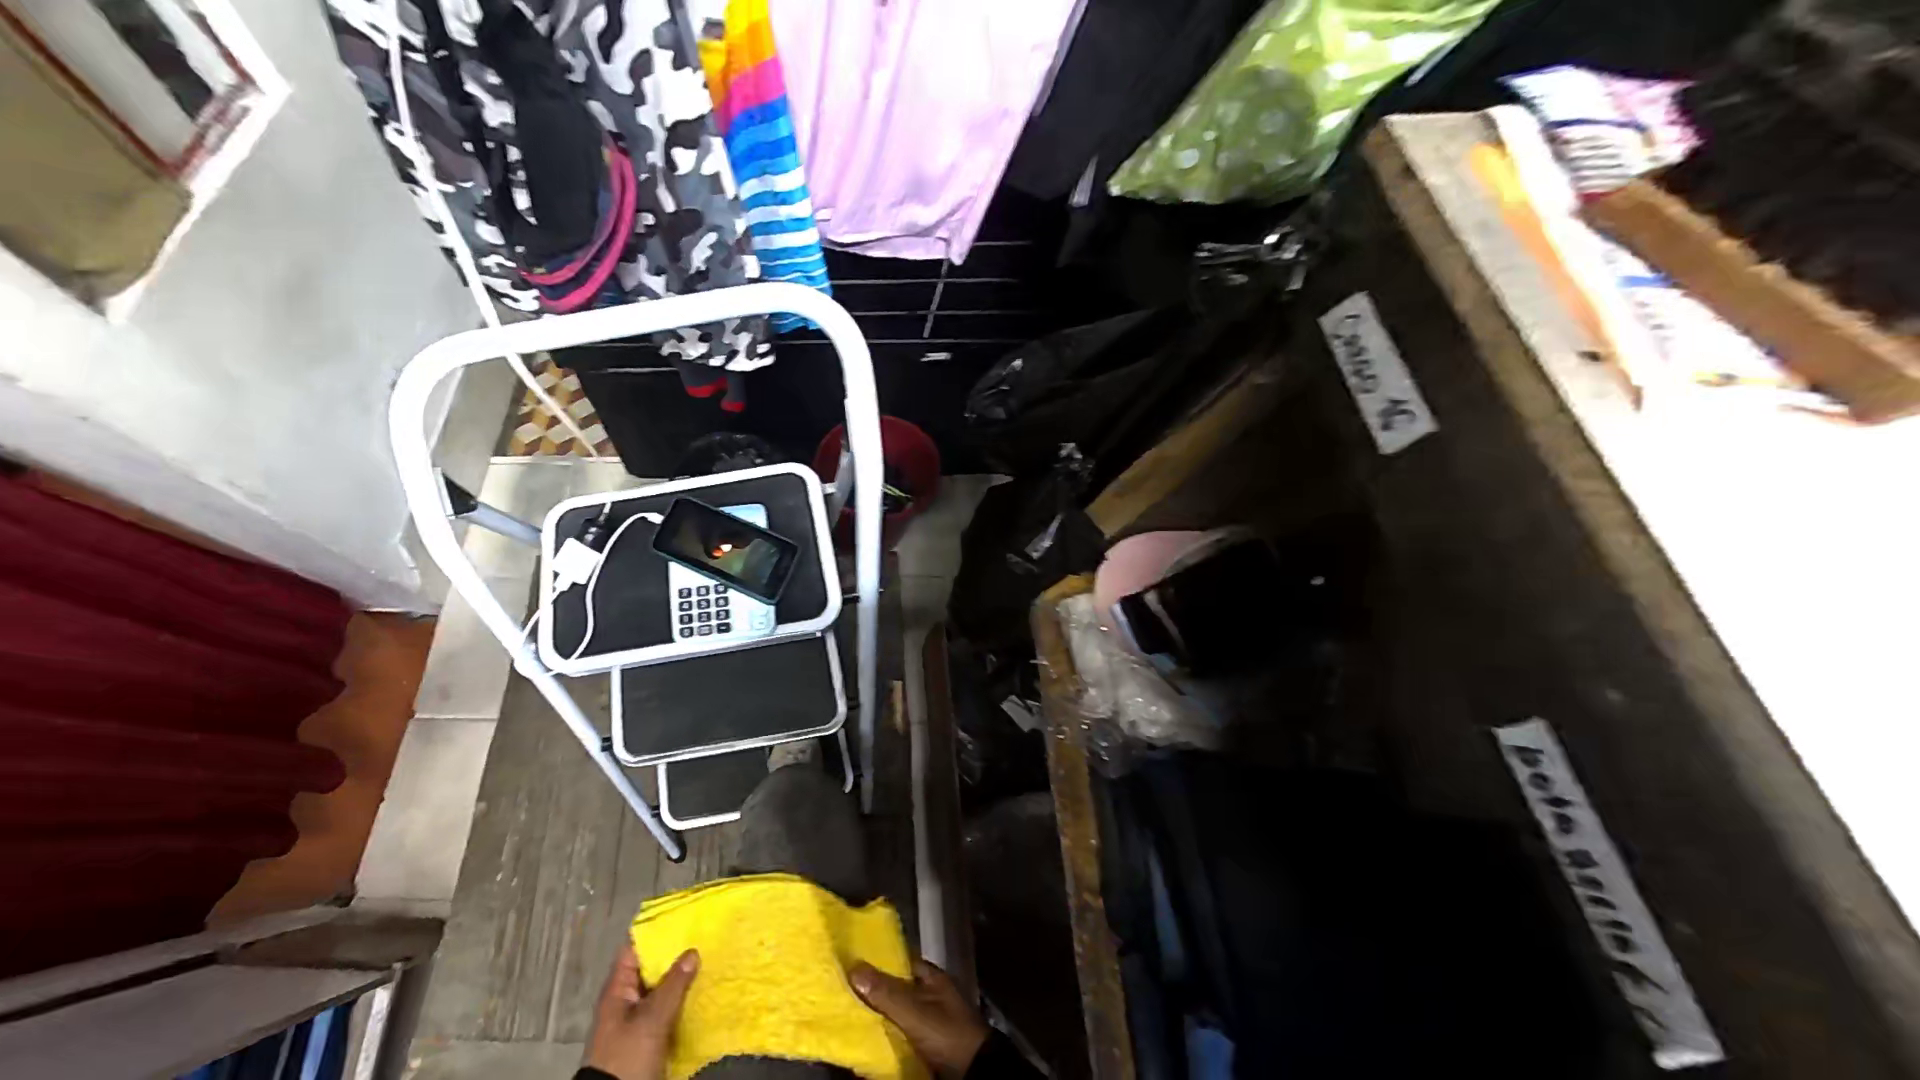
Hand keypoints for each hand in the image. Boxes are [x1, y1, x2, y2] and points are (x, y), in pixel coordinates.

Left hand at [584, 946, 698, 1079]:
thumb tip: (693, 951)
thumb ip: (673, 984)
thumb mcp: (651, 1019)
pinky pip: (668, 1009)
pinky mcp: (649, 1036)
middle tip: (705, 937)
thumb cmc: (628, 1055)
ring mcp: (637, 1019)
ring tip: (710, 959)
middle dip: (675, 955)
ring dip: (682, 978)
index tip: (684, 919)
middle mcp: (626, 999)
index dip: (656, 933)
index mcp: (617, 990)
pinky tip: (704, 991)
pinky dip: (683, 999)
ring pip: (662, 989)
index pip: (635, 949)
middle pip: (651, 968)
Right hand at [848, 959, 989, 1077]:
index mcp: (931, 977)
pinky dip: (885, 1034)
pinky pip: (899, 1033)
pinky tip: (867, 1038)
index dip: (877, 962)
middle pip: (896, 988)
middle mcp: (929, 993)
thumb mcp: (915, 1012)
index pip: (900, 961)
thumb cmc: (947, 1032)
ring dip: (878, 1015)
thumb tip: (854, 968)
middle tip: (844, 994)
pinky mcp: (925, 1041)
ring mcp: (928, 1018)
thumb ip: (887, 993)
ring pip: (896, 1012)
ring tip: (849, 1016)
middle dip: (873, 992)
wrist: (974, 1072)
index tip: (851, 965)